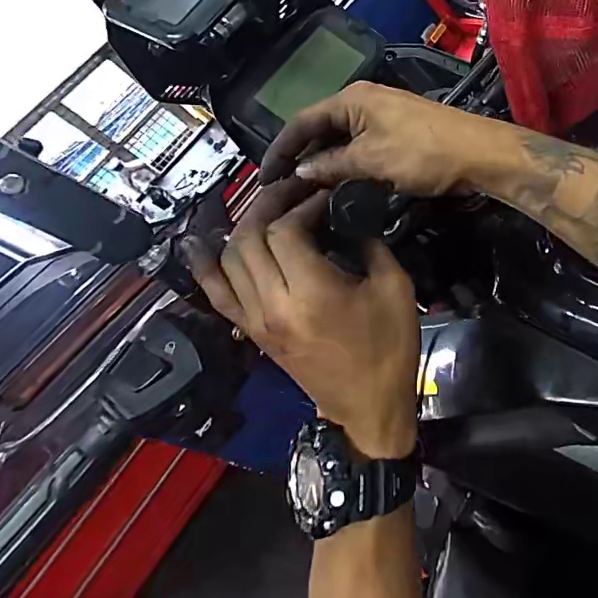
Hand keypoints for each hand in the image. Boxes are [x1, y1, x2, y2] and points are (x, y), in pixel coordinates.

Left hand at [180, 177, 419, 459]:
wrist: (369, 407)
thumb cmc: (388, 348)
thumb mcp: (395, 287)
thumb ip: (370, 243)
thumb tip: (350, 214)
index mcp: (311, 294)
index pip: (286, 230)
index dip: (304, 203)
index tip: (326, 196)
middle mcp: (273, 305)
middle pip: (249, 237)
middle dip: (270, 203)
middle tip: (296, 189)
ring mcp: (256, 320)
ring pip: (229, 258)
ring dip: (246, 226)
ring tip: (271, 208)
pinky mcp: (252, 331)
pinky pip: (218, 294)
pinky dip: (207, 266)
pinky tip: (202, 242)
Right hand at [261, 81, 520, 196]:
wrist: (479, 154)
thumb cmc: (424, 152)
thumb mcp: (371, 160)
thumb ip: (332, 165)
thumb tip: (301, 172)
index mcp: (352, 99)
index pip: (302, 121)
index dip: (280, 149)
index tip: (264, 178)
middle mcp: (363, 101)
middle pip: (319, 128)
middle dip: (300, 156)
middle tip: (281, 189)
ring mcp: (382, 116)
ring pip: (340, 139)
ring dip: (322, 162)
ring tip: (303, 192)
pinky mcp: (396, 132)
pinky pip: (359, 146)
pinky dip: (345, 164)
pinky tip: (337, 184)